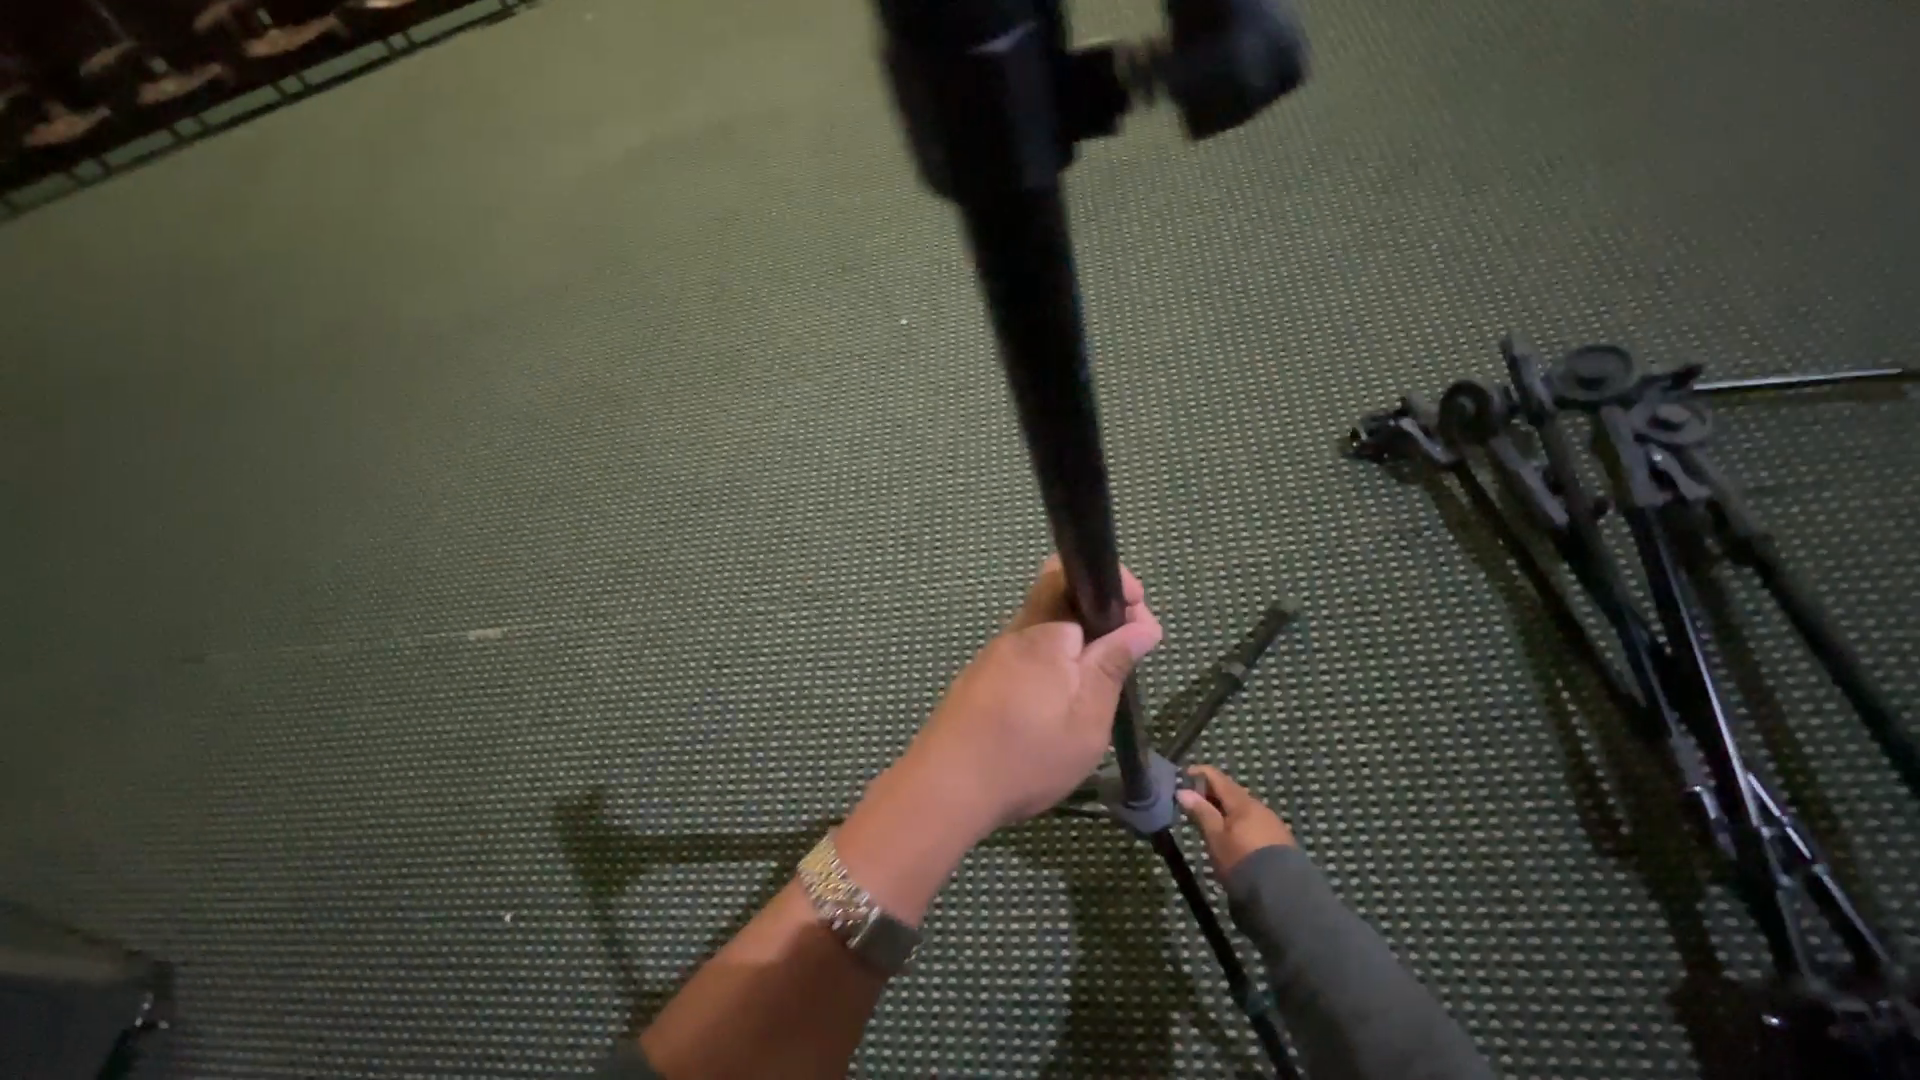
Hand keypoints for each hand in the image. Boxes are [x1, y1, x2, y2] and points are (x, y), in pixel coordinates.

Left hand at [890, 554, 1162, 838]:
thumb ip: (1112, 666)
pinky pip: (1025, 660)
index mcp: (1044, 632)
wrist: (944, 790)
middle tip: (1124, 659)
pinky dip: (1050, 670)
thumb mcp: (1086, 718)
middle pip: (1059, 601)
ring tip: (1096, 691)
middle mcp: (1015, 635)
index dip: (1112, 586)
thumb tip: (1142, 624)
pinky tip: (1056, 708)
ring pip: (1043, 635)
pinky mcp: (979, 683)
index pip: (1072, 574)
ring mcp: (992, 658)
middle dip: (1098, 620)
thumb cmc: (1026, 755)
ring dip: (1075, 650)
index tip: (1139, 619)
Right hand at [1176, 765, 1294, 880]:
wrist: (1283, 892)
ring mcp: (1272, 822)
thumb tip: (1183, 791)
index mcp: (1242, 802)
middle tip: (1192, 802)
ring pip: (1243, 808)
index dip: (1199, 773)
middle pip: (1232, 792)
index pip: (1218, 778)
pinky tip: (1233, 836)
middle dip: (1211, 793)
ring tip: (1210, 821)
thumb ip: (1201, 812)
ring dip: (1225, 809)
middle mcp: (1259, 806)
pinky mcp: (1280, 839)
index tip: (1183, 775)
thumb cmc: (1241, 860)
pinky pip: (1254, 822)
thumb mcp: (1215, 837)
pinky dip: (1238, 822)